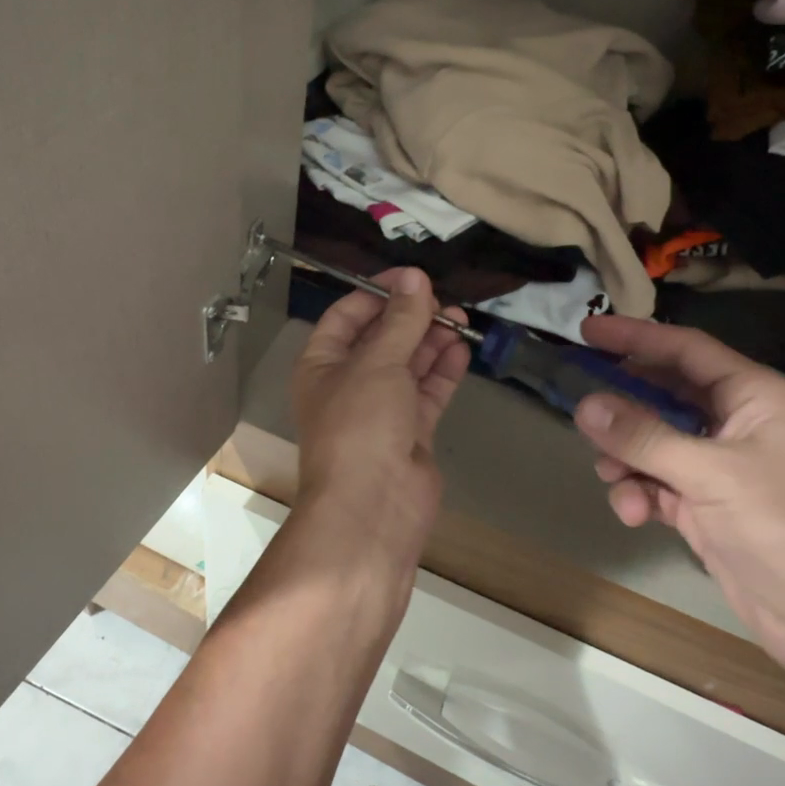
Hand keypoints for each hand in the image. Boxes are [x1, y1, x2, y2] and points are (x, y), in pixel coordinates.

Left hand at [291, 268, 471, 550]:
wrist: (372, 508)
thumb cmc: (360, 426)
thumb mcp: (377, 364)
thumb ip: (401, 321)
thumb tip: (415, 279)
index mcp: (322, 364)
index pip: (347, 315)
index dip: (377, 292)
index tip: (413, 278)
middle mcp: (348, 383)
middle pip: (380, 338)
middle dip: (410, 316)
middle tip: (444, 299)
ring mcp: (380, 410)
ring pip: (407, 364)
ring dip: (431, 340)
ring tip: (461, 319)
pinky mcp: (410, 432)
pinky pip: (427, 392)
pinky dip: (443, 371)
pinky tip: (462, 349)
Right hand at [573, 316, 784, 684]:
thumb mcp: (714, 475)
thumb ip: (644, 438)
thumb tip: (583, 404)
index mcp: (757, 399)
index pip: (688, 351)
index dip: (637, 337)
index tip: (587, 329)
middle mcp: (740, 427)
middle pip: (667, 397)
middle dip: (624, 403)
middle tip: (577, 403)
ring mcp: (724, 472)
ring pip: (656, 445)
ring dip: (626, 457)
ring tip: (609, 474)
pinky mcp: (711, 512)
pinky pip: (660, 486)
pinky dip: (640, 494)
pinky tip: (634, 512)